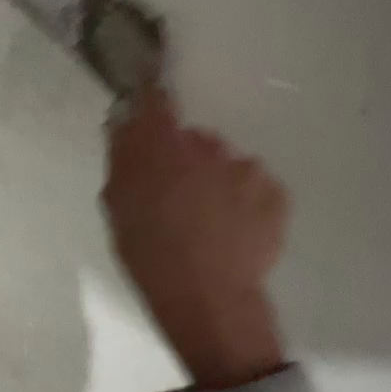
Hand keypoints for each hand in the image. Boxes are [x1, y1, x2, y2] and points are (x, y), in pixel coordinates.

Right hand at [102, 87, 288, 389]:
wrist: (206, 294)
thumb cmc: (146, 250)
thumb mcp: (115, 205)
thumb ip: (122, 162)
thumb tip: (124, 130)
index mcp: (159, 147)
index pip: (156, 102)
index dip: (152, 97)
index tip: (148, 97)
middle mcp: (205, 148)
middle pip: (192, 139)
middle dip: (183, 156)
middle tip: (172, 191)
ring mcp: (245, 170)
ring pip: (224, 164)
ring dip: (215, 179)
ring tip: (206, 216)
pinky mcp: (275, 194)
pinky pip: (254, 187)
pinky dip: (244, 200)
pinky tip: (232, 228)